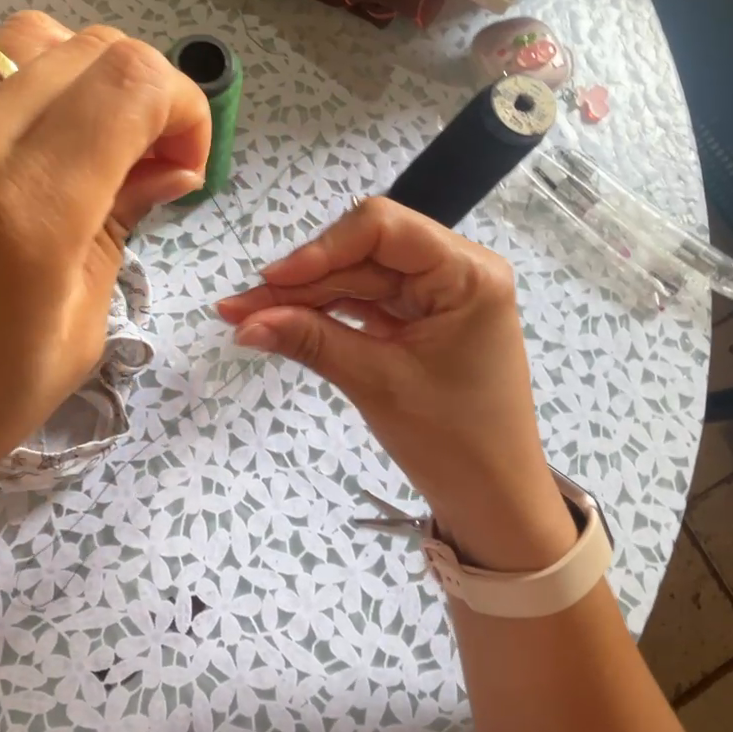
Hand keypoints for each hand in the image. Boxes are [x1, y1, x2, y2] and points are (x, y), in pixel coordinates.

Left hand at [0, 12, 211, 552]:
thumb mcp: (77, 331)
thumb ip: (121, 226)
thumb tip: (170, 169)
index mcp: (33, 208)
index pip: (135, 83)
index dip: (186, 110)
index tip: (184, 168)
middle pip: (91, 48)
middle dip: (145, 95)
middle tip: (145, 165)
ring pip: (24, 38)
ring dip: (78, 78)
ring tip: (79, 146)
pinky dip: (0, 75)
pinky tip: (5, 134)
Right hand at [216, 198, 576, 569]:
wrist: (494, 502)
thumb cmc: (453, 442)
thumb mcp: (377, 383)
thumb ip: (311, 340)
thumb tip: (242, 322)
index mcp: (467, 273)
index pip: (382, 229)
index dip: (321, 249)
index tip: (271, 281)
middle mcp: (456, 270)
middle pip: (363, 254)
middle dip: (301, 281)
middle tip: (237, 309)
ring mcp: (437, 295)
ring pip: (357, 278)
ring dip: (305, 299)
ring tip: (247, 318)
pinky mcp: (420, 320)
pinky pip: (365, 304)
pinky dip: (326, 315)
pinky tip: (283, 323)